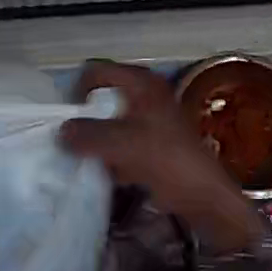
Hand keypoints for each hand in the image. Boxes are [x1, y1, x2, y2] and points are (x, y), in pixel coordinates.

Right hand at [64, 58, 271, 270]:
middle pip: (102, 97)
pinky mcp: (156, 144)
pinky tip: (105, 175)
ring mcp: (153, 120)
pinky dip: (111, 154)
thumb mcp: (124, 145)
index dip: (77, 91)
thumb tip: (61, 131)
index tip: (67, 120)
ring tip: (82, 161)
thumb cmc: (170, 163)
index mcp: (141, 84)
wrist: (210, 199)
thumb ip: (88, 134)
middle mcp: (146, 95)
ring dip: (96, 139)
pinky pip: (123, 142)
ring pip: (111, 121)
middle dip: (84, 118)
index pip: (95, 71)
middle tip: (70, 142)